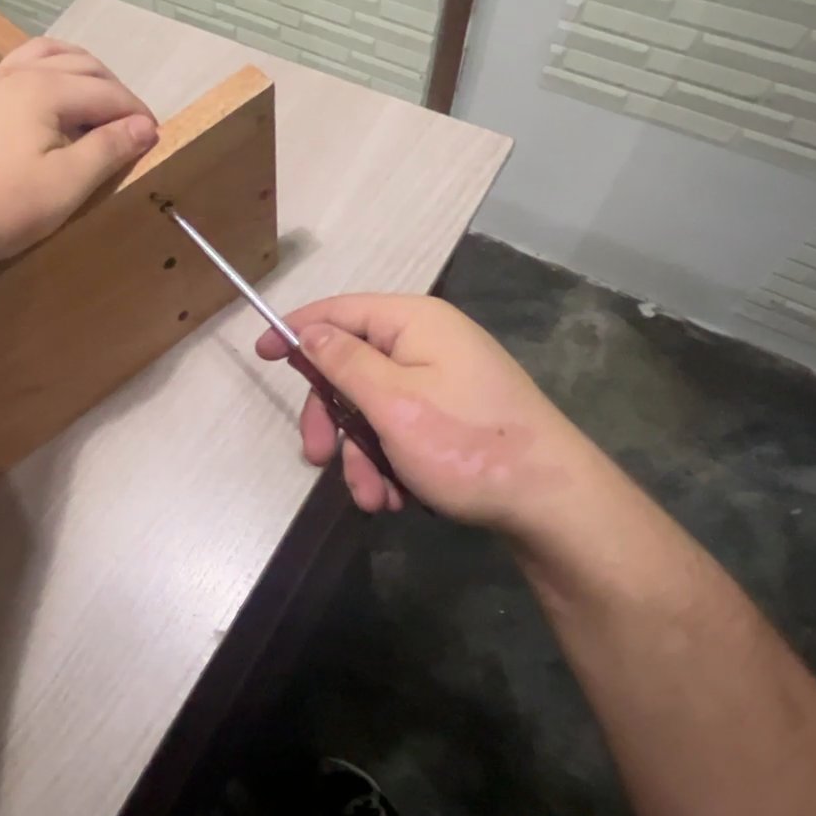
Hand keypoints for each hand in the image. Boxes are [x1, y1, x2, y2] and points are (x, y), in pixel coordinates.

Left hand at [0, 38, 157, 272]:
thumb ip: (109, 149)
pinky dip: (32, 73)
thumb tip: (145, 126)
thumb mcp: (68, 183)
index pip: (105, 90)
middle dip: (111, 88)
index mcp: (45, 89)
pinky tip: (32, 93)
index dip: (135, 112)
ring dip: (74, 69)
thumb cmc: (5, 206)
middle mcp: (15, 75)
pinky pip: (5, 72)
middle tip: (130, 123)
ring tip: (92, 95)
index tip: (155, 137)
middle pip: (77, 65)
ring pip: (40, 56)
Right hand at [255, 294, 601, 530]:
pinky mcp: (453, 416)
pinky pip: (400, 428)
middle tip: (315, 456)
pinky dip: (388, 462)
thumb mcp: (392, 403)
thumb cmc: (467, 445)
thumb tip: (308, 331)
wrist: (553, 504)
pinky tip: (396, 497)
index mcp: (414, 323)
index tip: (261, 354)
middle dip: (331, 418)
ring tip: (373, 497)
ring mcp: (443, 381)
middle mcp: (428, 343)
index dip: (296, 330)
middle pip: (351, 367)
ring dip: (360, 454)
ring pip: (372, 408)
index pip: (339, 311)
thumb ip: (343, 362)